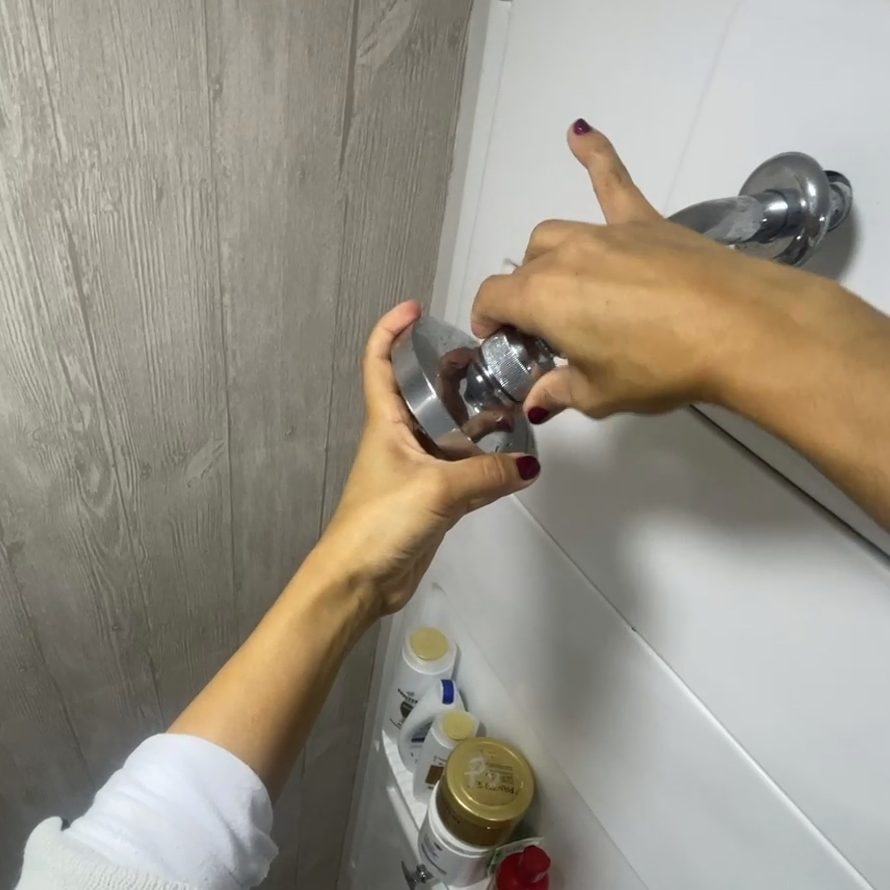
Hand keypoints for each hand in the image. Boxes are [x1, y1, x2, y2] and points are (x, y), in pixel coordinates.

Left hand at [306, 301, 539, 616]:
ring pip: (452, 435)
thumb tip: (528, 464)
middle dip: (454, 374)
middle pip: (427, 395)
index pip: (380, 364)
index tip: (415, 308)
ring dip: (478, 422)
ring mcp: (419, 471)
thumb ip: (486, 475)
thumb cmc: (377, 525)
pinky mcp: (433, 500)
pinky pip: (466, 473)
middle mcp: (401, 440)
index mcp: (386, 423)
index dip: (391, 331)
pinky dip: (488, 467)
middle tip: (490, 361)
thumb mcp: (436, 490)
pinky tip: (517, 463)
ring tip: (515, 406)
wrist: (361, 581)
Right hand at [471, 123, 855, 419]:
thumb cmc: (661, 367)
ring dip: (547, 260)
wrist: (742, 330)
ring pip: (555, 236)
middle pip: (526, 270)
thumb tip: (536, 403)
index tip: (497, 341)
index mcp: (543, 298)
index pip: (492, 298)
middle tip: (545, 335)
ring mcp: (606, 233)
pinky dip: (594, 154)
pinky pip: (613, 179)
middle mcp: (565, 256)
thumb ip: (558, 393)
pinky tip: (577, 132)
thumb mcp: (599, 395)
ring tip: (564, 288)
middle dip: (524, 300)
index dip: (486, 321)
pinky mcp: (645, 221)